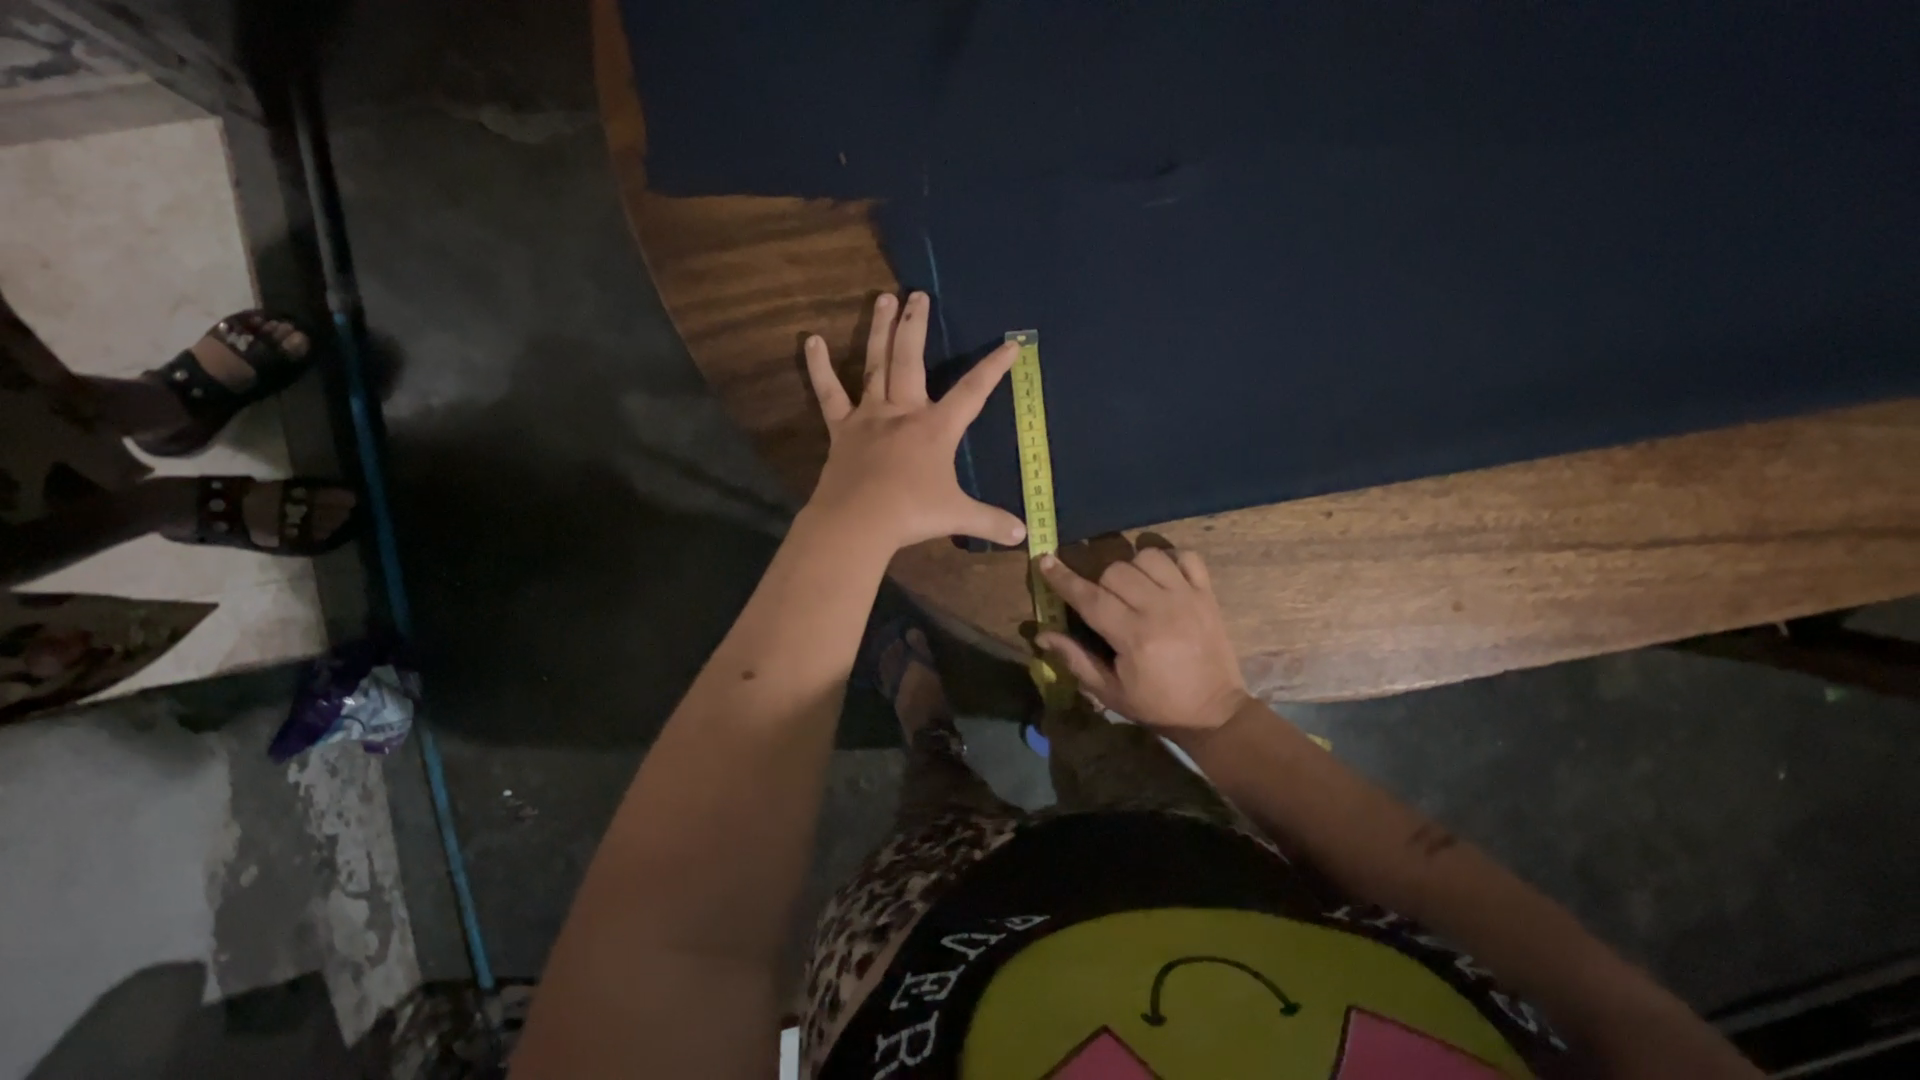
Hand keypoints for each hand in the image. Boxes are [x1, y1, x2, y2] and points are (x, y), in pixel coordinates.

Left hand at [803, 292, 1026, 550]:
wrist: (857, 522)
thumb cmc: (911, 515)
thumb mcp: (957, 516)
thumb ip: (990, 521)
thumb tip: (1023, 537)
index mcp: (936, 428)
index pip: (973, 391)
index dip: (994, 368)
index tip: (1010, 344)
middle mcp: (903, 412)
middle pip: (911, 359)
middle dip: (917, 325)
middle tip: (918, 294)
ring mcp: (869, 416)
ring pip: (875, 365)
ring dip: (880, 330)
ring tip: (883, 298)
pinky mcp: (841, 429)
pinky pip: (829, 393)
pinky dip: (819, 368)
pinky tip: (811, 341)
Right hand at [1036, 538, 1250, 730]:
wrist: (1214, 712)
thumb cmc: (1157, 705)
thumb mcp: (1110, 693)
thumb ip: (1076, 660)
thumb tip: (1042, 634)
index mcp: (1134, 637)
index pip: (1090, 598)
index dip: (1064, 579)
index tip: (1045, 561)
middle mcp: (1160, 610)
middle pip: (1115, 571)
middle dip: (1100, 582)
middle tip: (1104, 603)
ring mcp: (1187, 598)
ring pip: (1148, 557)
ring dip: (1132, 567)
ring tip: (1133, 588)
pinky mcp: (1207, 594)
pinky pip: (1186, 557)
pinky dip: (1170, 560)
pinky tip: (1162, 578)